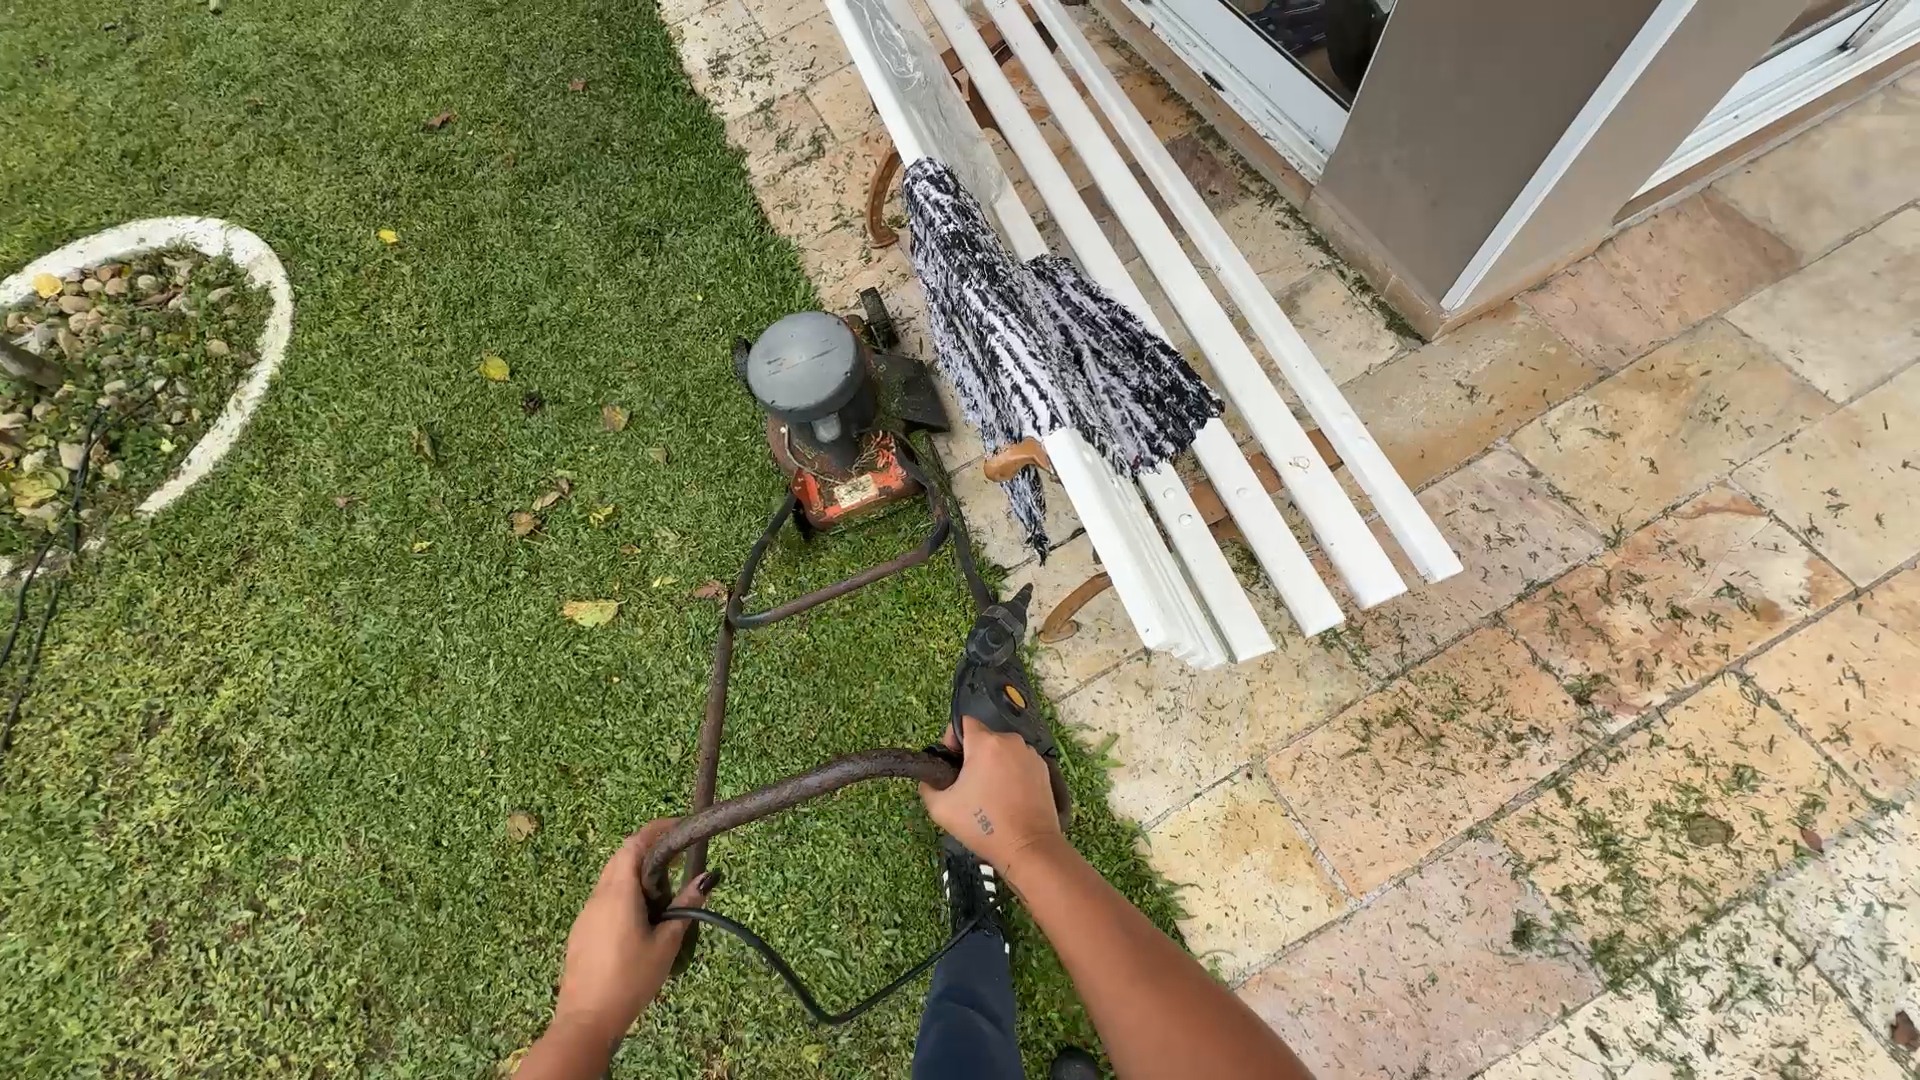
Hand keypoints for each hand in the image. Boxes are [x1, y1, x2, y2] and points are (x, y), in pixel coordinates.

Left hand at [548, 821, 714, 1048]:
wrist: (585, 1023)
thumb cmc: (631, 979)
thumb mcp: (667, 943)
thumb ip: (686, 907)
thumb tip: (707, 878)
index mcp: (618, 893)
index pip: (634, 844)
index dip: (656, 830)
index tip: (680, 828)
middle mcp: (598, 897)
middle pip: (621, 858)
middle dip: (649, 852)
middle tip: (678, 862)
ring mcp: (586, 916)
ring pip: (611, 879)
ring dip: (637, 874)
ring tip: (665, 893)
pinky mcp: (581, 934)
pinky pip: (605, 899)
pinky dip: (625, 894)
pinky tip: (642, 919)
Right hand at [919, 715, 1065, 879]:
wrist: (1029, 847)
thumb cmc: (983, 825)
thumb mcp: (941, 808)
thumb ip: (928, 786)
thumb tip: (930, 779)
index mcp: (985, 743)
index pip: (964, 722)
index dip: (952, 739)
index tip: (952, 764)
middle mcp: (1010, 741)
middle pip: (984, 738)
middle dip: (973, 756)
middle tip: (969, 785)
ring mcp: (1031, 754)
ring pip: (1003, 750)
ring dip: (994, 764)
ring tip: (991, 794)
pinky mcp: (1044, 769)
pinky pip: (1020, 762)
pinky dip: (1012, 773)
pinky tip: (1009, 798)